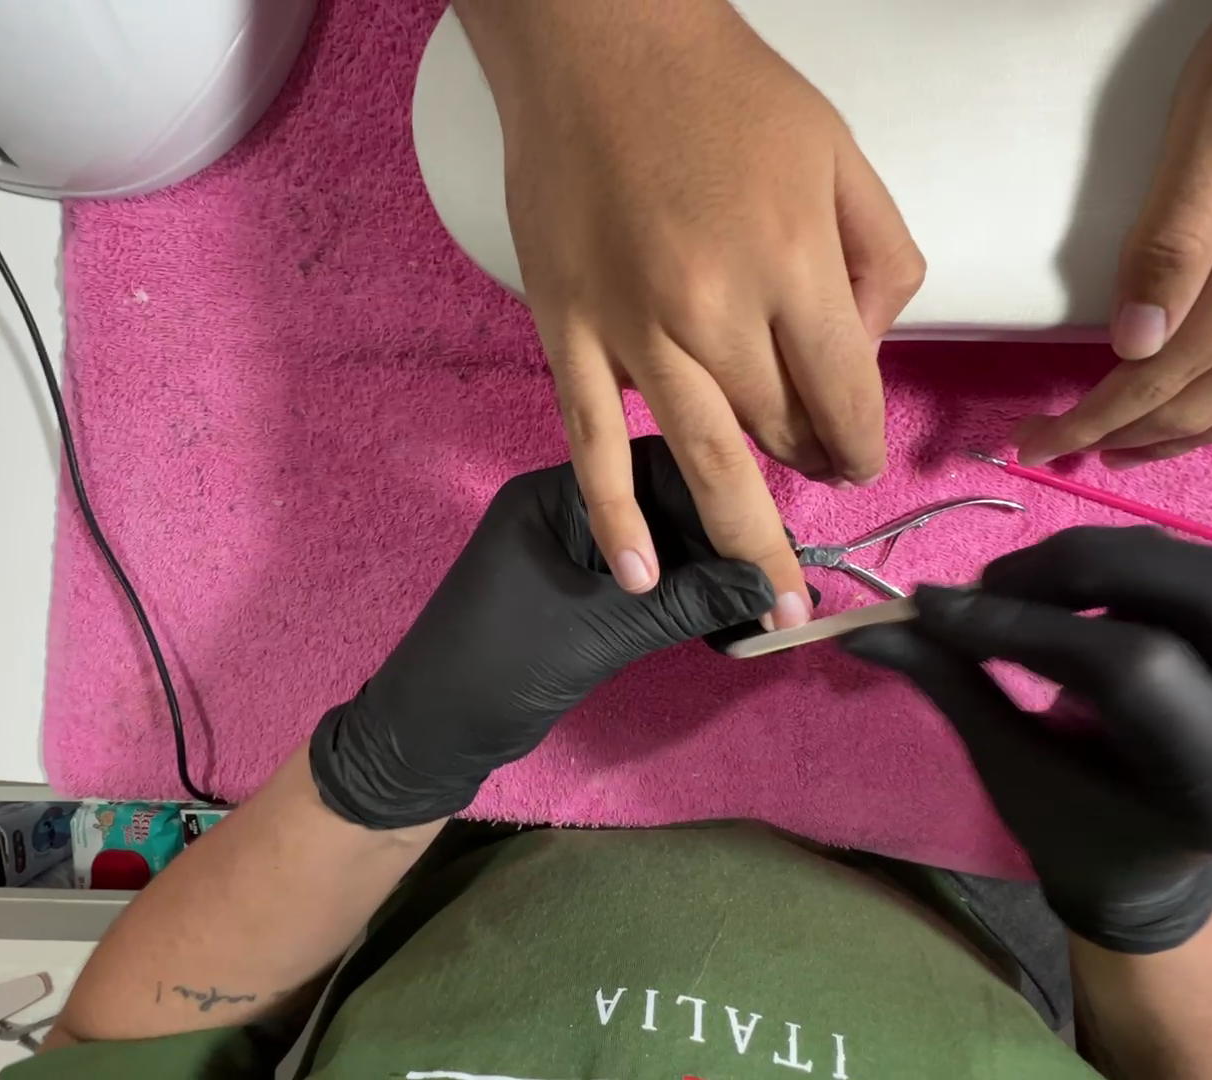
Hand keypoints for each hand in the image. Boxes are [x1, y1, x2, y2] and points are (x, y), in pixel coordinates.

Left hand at [309, 436, 774, 828]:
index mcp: (555, 496)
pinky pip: (644, 585)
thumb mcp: (598, 631)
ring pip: (658, 551)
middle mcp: (567, 512)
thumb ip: (684, 602)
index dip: (717, 504)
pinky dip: (682, 602)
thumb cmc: (501, 666)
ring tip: (764, 605)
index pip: (653, 474)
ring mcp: (573, 555)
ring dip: (707, 579)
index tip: (775, 542)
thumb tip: (768, 585)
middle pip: (661, 511)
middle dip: (719, 547)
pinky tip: (723, 620)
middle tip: (779, 581)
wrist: (432, 733)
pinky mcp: (581, 595)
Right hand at [454, 0, 923, 625]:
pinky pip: (594, 445)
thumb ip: (879, 258)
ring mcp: (634, 334)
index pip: (845, 394)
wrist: (596, 47)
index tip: (857, 457)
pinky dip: (616, 516)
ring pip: (704, 459)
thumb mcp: (840, 153)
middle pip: (779, 432)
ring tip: (770, 594)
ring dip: (745, 532)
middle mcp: (714, 312)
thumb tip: (863, 350)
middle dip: (809, 465)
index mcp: (790, 261)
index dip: (860, 441)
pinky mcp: (571, 339)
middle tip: (816, 475)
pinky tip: (640, 575)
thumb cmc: (724, 93)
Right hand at [845, 527, 1211, 952]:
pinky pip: (1203, 569)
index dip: (1019, 623)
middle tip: (995, 582)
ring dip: (1105, 557)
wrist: (1145, 858)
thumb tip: (866, 629)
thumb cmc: (1073, 826)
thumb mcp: (1004, 764)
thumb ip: (946, 684)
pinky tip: (1062, 591)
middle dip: (1090, 567)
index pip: (1130, 669)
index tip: (929, 610)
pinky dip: (1121, 563)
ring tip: (1021, 584)